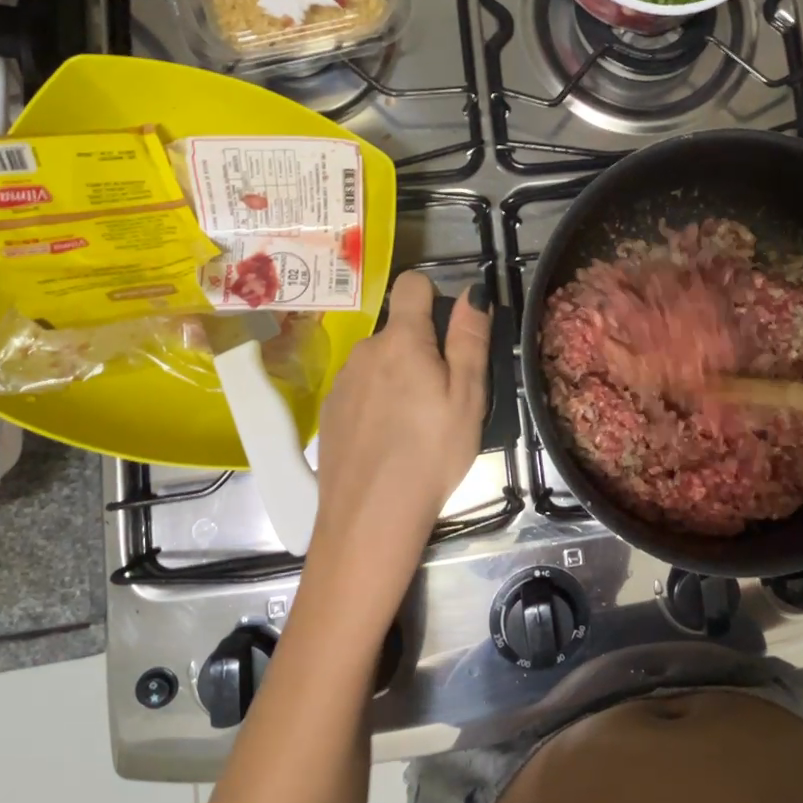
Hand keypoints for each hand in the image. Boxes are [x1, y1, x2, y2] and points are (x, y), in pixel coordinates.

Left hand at [309, 272, 489, 620]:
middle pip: (398, 330)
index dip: (434, 297)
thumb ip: (469, 339)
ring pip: (380, 362)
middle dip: (422, 349)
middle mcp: (365, 351)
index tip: (450, 332)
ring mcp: (342, 382)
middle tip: (445, 397)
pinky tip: (390, 441)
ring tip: (418, 425)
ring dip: (399, 377)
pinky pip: (361, 389)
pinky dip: (378, 402)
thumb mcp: (468, 397)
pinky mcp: (330, 412)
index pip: (411, 284)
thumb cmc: (432, 454)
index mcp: (402, 341)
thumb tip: (472, 291)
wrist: (369, 518)